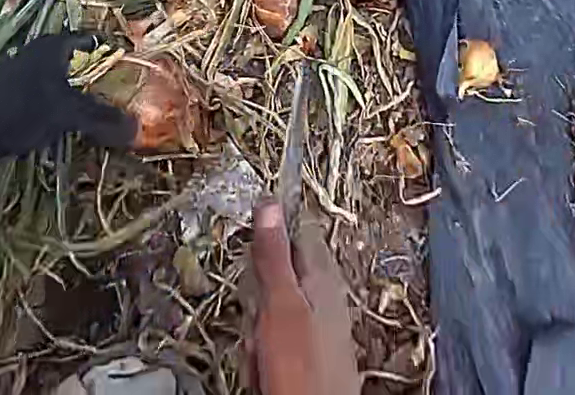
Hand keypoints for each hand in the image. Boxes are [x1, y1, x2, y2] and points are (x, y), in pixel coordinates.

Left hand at [0, 31, 135, 187]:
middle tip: (122, 93)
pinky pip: (49, 95)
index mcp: (55, 45)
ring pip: (63, 78)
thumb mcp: (65, 114)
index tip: (132, 67)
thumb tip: (137, 128)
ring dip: (81, 93)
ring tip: (101, 112)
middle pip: (79, 59)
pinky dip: (63, 105)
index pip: (93, 39)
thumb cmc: (17, 110)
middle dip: (100, 75)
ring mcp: (24, 72)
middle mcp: (40, 52)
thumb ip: (102, 118)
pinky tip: (70, 125)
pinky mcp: (12, 94)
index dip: (113, 52)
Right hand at [250, 201, 359, 394]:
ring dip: (257, 330)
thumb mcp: (282, 303)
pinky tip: (262, 370)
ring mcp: (315, 327)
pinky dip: (263, 355)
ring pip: (271, 310)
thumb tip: (269, 203)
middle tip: (256, 316)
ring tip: (259, 353)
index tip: (252, 246)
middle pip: (278, 273)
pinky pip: (274, 341)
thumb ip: (275, 255)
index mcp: (322, 275)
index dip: (272, 233)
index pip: (297, 231)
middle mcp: (322, 295)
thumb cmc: (302, 369)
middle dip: (258, 293)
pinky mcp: (305, 357)